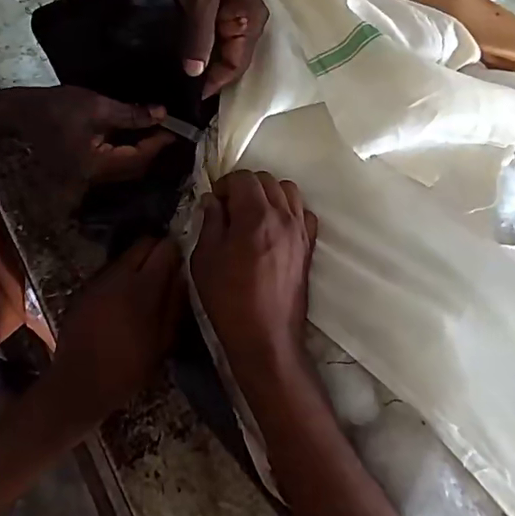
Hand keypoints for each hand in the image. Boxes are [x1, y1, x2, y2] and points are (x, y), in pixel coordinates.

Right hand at [0, 86, 172, 182]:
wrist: (19, 113)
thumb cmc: (56, 107)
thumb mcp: (98, 106)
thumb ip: (132, 114)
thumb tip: (162, 114)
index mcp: (96, 165)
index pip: (138, 158)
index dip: (159, 144)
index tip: (176, 129)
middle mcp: (91, 179)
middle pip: (133, 169)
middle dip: (152, 150)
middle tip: (167, 129)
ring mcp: (84, 179)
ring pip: (124, 170)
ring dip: (141, 153)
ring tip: (155, 131)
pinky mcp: (80, 171)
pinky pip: (112, 166)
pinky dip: (126, 153)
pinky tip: (134, 137)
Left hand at [41, 236, 187, 425]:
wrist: (77, 386)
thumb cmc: (127, 369)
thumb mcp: (162, 342)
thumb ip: (174, 304)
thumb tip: (183, 276)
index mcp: (142, 287)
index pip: (165, 247)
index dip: (177, 251)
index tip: (183, 263)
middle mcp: (118, 275)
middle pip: (143, 244)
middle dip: (158, 250)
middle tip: (167, 270)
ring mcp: (98, 281)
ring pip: (125, 257)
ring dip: (138, 264)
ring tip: (146, 286)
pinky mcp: (83, 291)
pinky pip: (109, 273)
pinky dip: (120, 278)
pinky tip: (122, 300)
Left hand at [171, 0, 266, 96]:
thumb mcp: (201, 0)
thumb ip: (199, 36)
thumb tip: (194, 73)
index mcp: (251, 22)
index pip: (237, 65)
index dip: (215, 83)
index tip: (190, 97)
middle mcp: (249, 24)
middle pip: (231, 62)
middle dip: (210, 78)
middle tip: (180, 94)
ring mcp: (235, 18)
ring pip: (221, 52)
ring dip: (203, 65)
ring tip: (178, 81)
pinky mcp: (221, 13)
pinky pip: (213, 40)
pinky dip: (200, 50)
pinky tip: (180, 59)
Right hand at [191, 172, 318, 379]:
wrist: (266, 337)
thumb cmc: (229, 300)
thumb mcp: (205, 260)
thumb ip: (210, 223)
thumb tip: (212, 201)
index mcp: (255, 215)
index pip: (243, 178)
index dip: (224, 184)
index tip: (214, 202)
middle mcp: (283, 215)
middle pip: (267, 180)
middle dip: (245, 187)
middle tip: (229, 208)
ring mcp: (300, 230)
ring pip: (288, 191)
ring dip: (269, 194)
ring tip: (253, 214)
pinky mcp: (309, 246)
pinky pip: (304, 213)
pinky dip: (290, 211)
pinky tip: (275, 227)